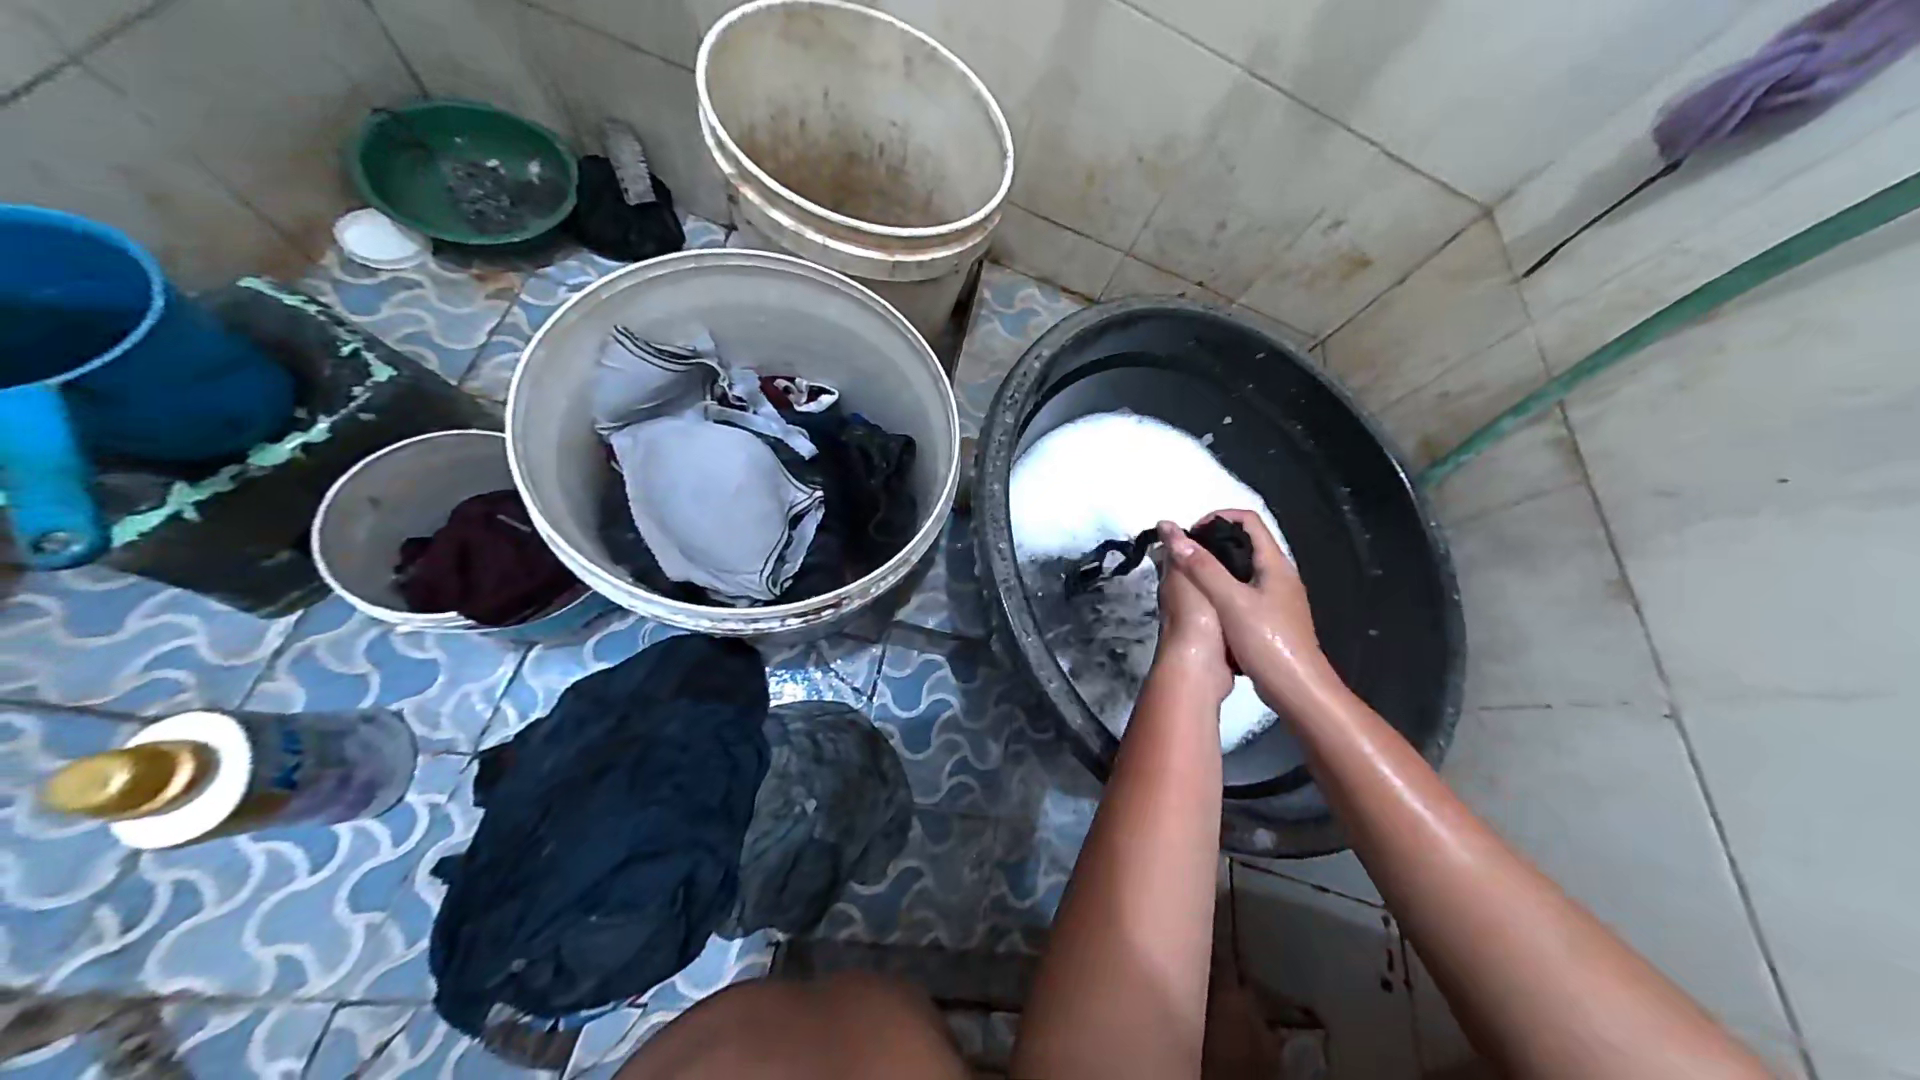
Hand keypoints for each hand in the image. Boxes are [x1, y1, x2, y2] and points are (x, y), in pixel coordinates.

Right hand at [1158, 511, 1341, 715]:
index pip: (1248, 520)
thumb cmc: (1267, 641)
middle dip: (1211, 542)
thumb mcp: (1230, 601)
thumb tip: (1173, 534)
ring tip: (1188, 577)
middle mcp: (1279, 576)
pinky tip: (1206, 604)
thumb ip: (1202, 567)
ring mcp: (1276, 598)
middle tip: (1183, 556)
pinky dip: (1221, 588)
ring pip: (1242, 569)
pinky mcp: (1270, 618)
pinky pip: (1242, 591)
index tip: (1190, 535)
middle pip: (1244, 543)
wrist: (1298, 690)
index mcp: (1275, 564)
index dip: (1217, 518)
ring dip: (1215, 567)